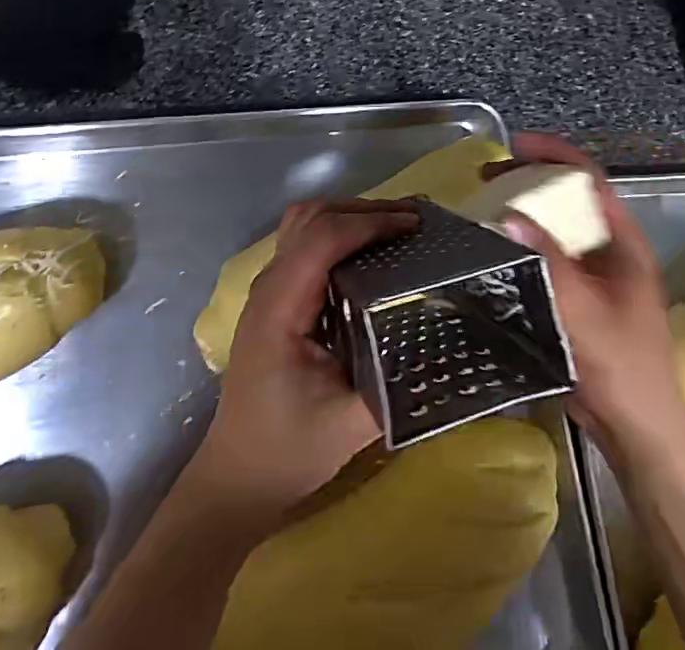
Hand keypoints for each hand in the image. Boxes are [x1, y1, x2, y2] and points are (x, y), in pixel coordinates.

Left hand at [184, 198, 418, 527]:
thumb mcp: (350, 422)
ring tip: (397, 228)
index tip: (415, 226)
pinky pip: (306, 246)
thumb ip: (396, 380)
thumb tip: (444, 337)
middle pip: (310, 218)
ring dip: (349, 217)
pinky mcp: (277, 300)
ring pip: (305, 225)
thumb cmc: (289, 449)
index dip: (369, 222)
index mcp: (280, 308)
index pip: (321, 239)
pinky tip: (372, 253)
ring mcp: (269, 291)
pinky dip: (340, 234)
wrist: (240, 475)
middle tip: (414, 221)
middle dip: (363, 210)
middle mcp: (269, 287)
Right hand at [487, 133, 684, 454]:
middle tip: (485, 179)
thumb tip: (508, 215)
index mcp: (622, 243)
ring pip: (554, 229)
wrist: (636, 424)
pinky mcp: (576, 298)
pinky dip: (520, 246)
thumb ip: (548, 262)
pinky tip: (492, 252)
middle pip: (568, 199)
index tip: (513, 147)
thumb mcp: (584, 310)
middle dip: (529, 181)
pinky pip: (545, 258)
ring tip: (482, 209)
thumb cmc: (621, 365)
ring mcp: (593, 275)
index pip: (589, 180)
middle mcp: (607, 251)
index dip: (554, 155)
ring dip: (522, 213)